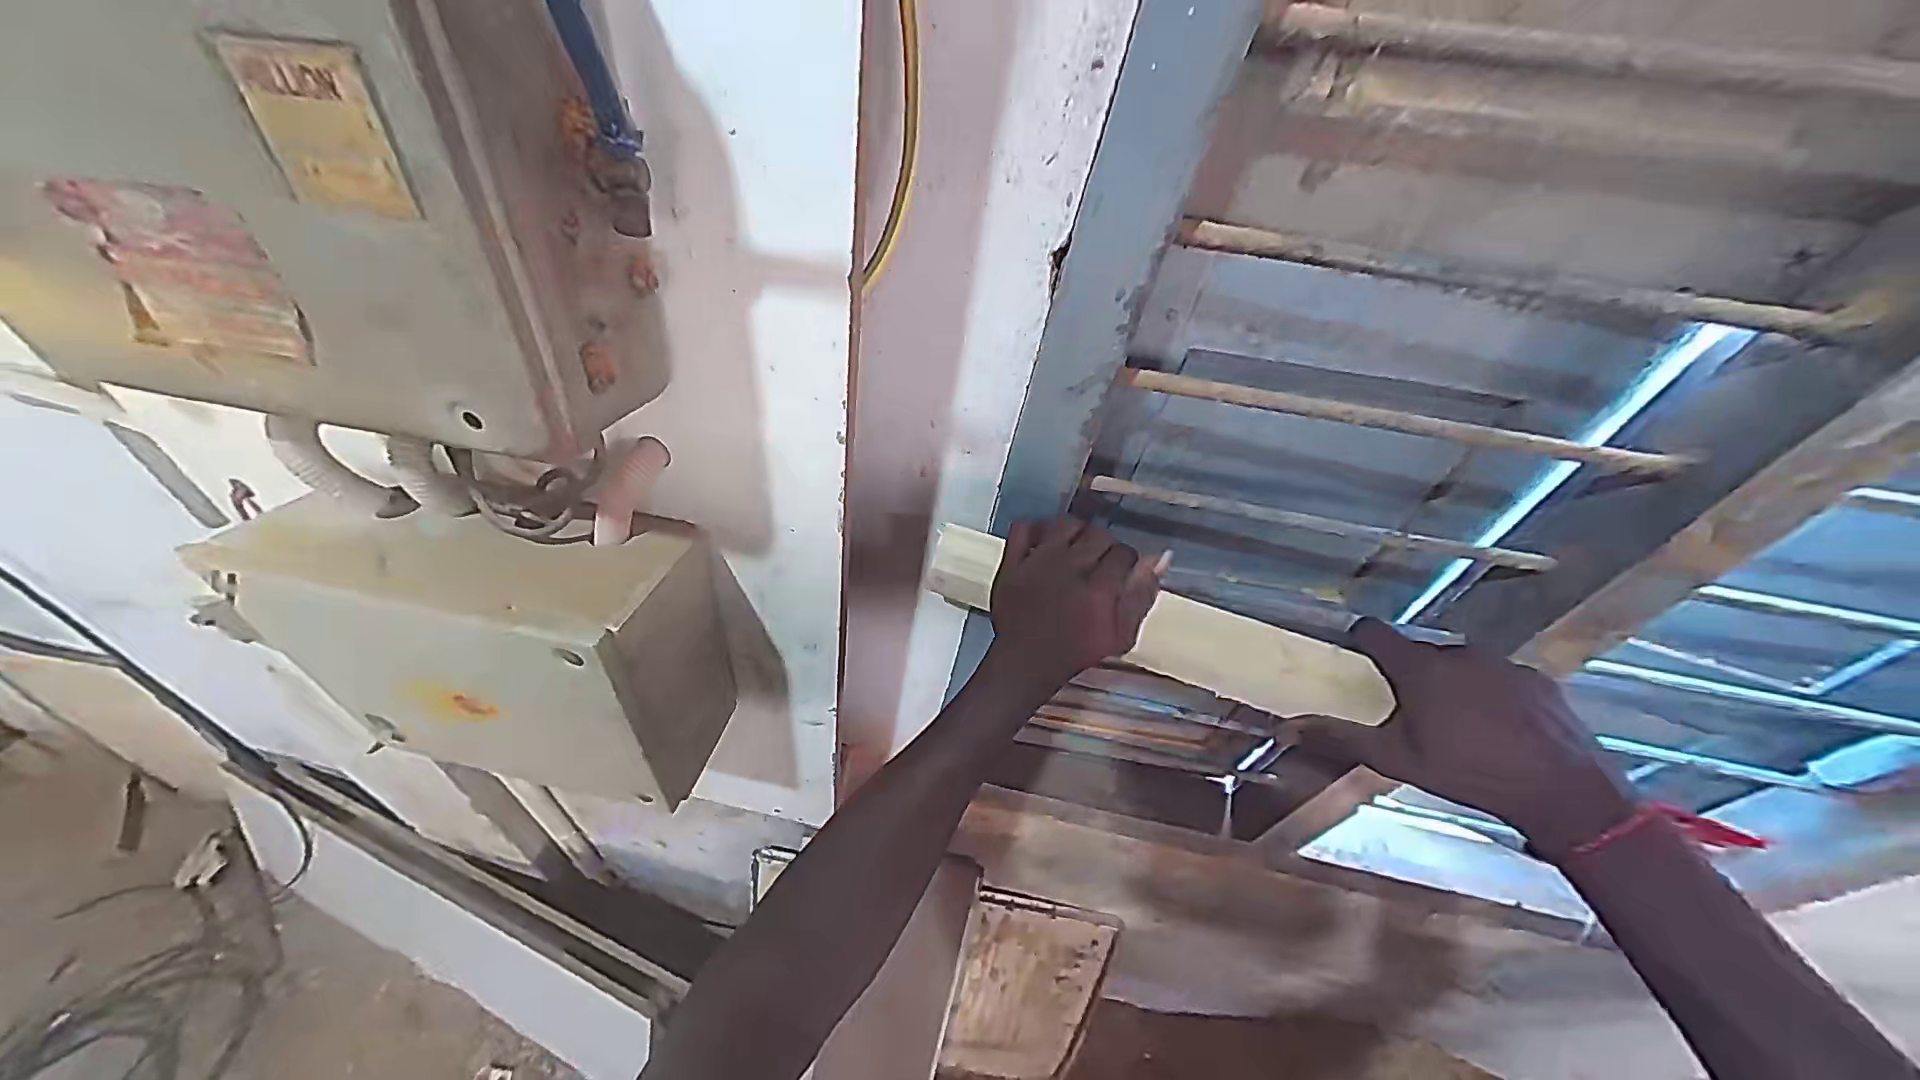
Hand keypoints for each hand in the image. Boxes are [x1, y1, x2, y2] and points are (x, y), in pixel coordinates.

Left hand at [988, 517, 1163, 683]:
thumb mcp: (1120, 636)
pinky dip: (1036, 528)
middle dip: (1105, 547)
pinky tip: (1045, 542)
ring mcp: (1038, 562)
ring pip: (1066, 524)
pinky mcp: (1012, 562)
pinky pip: (1025, 527)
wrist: (1025, 662)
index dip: (1126, 562)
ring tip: (1076, 549)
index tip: (1120, 572)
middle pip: (1099, 535)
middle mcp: (1069, 568)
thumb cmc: (1074, 652)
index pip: (1124, 553)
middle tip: (1099, 563)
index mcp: (1098, 589)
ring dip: (1076, 532)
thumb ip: (1141, 596)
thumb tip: (1160, 558)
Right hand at [1295, 619, 1636, 858]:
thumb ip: (1339, 738)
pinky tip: (1499, 726)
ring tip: (1458, 723)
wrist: (1566, 794)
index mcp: (1418, 667)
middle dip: (1409, 673)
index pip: (1374, 631)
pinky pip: (1499, 676)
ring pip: (1460, 663)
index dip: (1360, 639)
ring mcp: (1502, 663)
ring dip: (1450, 682)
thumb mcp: (1394, 758)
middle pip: (1418, 651)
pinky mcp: (1538, 679)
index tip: (1357, 656)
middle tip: (1410, 710)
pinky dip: (1491, 692)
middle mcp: (1457, 653)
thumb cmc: (1469, 772)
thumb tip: (1285, 730)